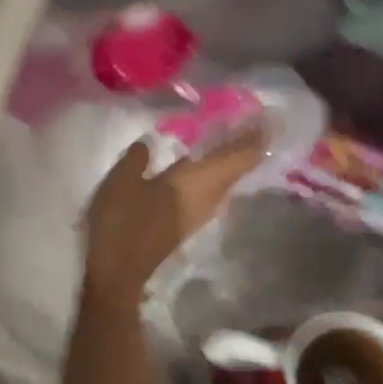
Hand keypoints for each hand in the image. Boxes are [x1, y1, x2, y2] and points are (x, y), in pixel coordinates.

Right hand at [83, 129, 268, 303]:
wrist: (120, 268)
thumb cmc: (122, 221)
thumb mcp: (120, 183)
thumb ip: (136, 160)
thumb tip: (148, 142)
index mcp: (200, 180)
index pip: (244, 153)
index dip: (257, 134)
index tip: (262, 114)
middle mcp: (211, 194)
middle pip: (238, 167)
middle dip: (242, 144)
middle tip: (237, 122)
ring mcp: (201, 212)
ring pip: (224, 180)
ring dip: (225, 161)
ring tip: (215, 142)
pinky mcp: (187, 222)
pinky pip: (208, 191)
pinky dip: (207, 176)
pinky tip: (189, 170)